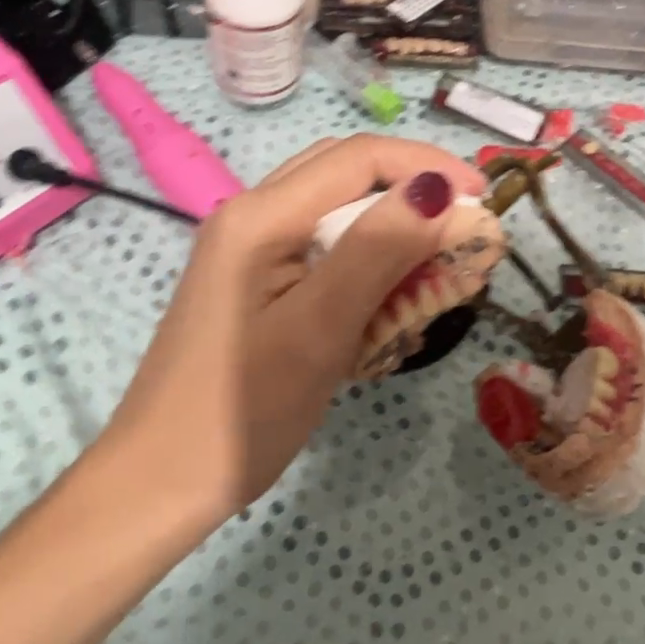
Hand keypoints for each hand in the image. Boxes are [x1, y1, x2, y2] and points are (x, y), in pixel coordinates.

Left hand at [93, 133, 487, 521]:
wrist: (159, 485)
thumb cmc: (242, 411)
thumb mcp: (320, 329)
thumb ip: (378, 250)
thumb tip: (438, 190)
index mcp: (260, 216)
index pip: (360, 158)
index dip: (428, 167)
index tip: (485, 199)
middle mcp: (250, 215)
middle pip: (347, 173)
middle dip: (413, 190)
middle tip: (464, 227)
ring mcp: (248, 249)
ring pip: (336, 210)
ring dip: (392, 226)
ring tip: (437, 262)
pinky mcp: (254, 281)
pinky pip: (321, 247)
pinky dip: (366, 258)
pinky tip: (389, 297)